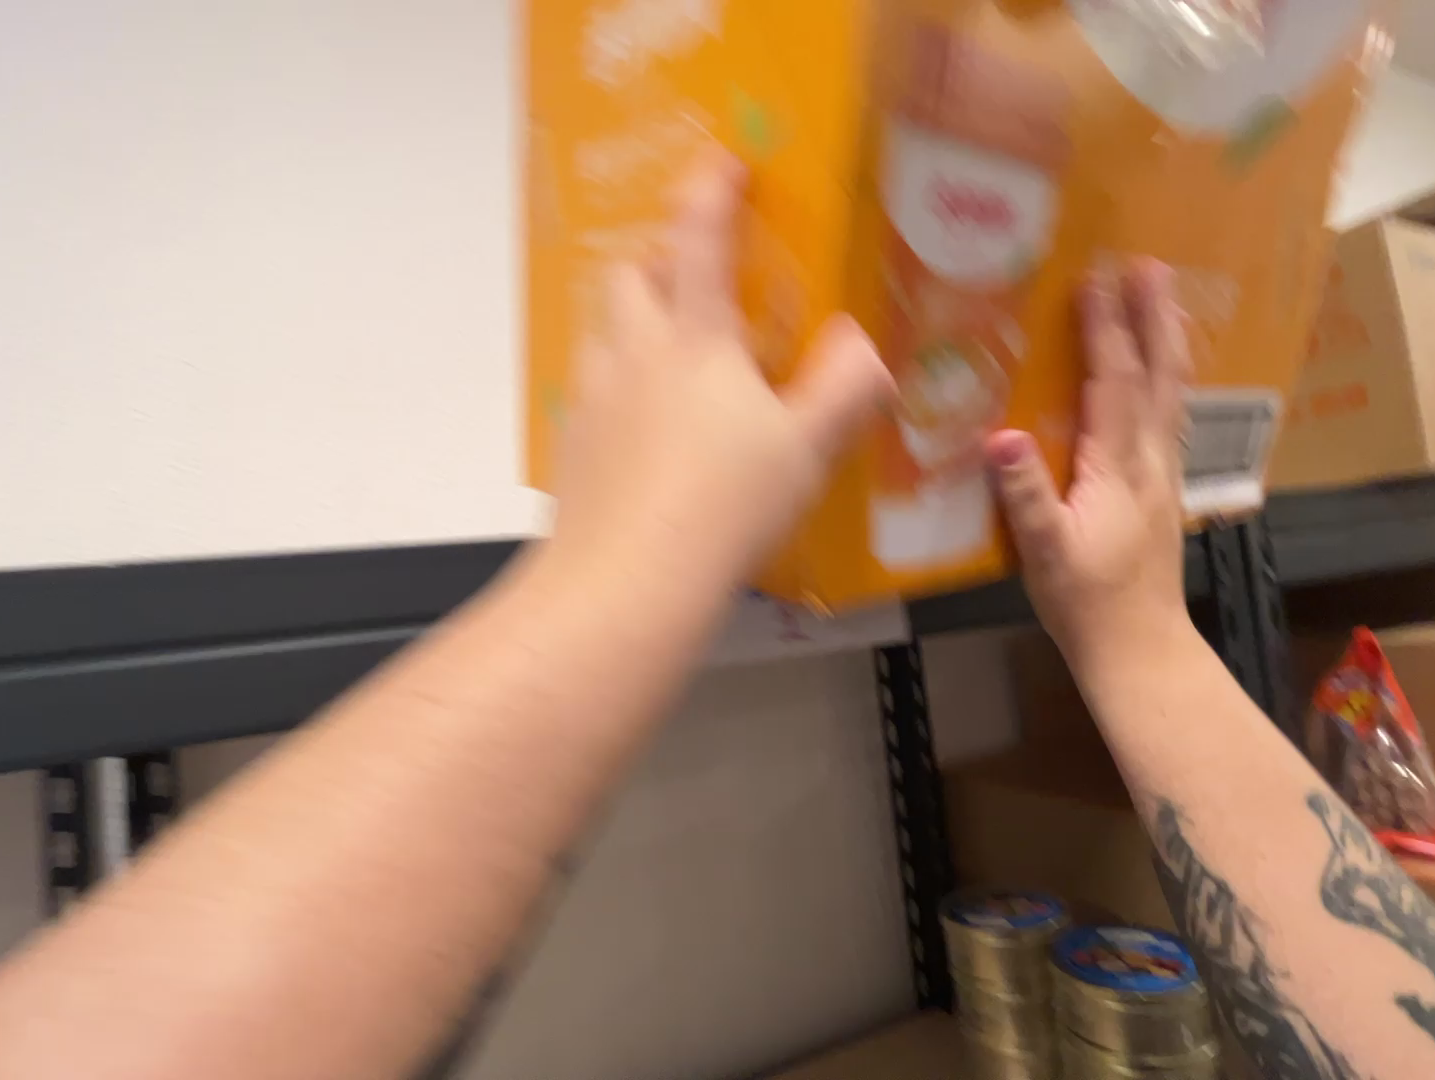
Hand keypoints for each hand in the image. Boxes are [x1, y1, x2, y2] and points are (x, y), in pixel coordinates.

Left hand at [546, 151, 893, 584]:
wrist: (628, 581)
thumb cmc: (726, 506)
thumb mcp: (805, 451)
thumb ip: (842, 390)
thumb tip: (863, 345)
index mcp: (695, 342)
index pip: (700, 238)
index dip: (713, 188)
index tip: (724, 163)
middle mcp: (633, 356)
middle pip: (628, 274)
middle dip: (657, 259)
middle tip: (693, 281)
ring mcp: (592, 400)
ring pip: (600, 331)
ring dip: (630, 323)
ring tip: (666, 355)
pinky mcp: (571, 447)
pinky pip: (586, 392)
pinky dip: (613, 386)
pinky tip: (639, 429)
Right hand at [985, 259, 1193, 666]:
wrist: (1136, 643)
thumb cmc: (1084, 599)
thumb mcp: (1043, 551)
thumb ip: (1025, 494)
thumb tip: (1001, 436)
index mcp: (1118, 468)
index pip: (1114, 385)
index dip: (1105, 331)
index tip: (1095, 280)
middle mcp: (1150, 460)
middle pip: (1160, 376)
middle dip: (1154, 317)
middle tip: (1150, 266)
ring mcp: (1162, 473)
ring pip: (1173, 393)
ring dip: (1167, 341)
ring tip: (1161, 301)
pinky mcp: (1160, 489)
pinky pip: (1168, 417)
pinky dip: (1168, 380)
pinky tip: (1160, 377)